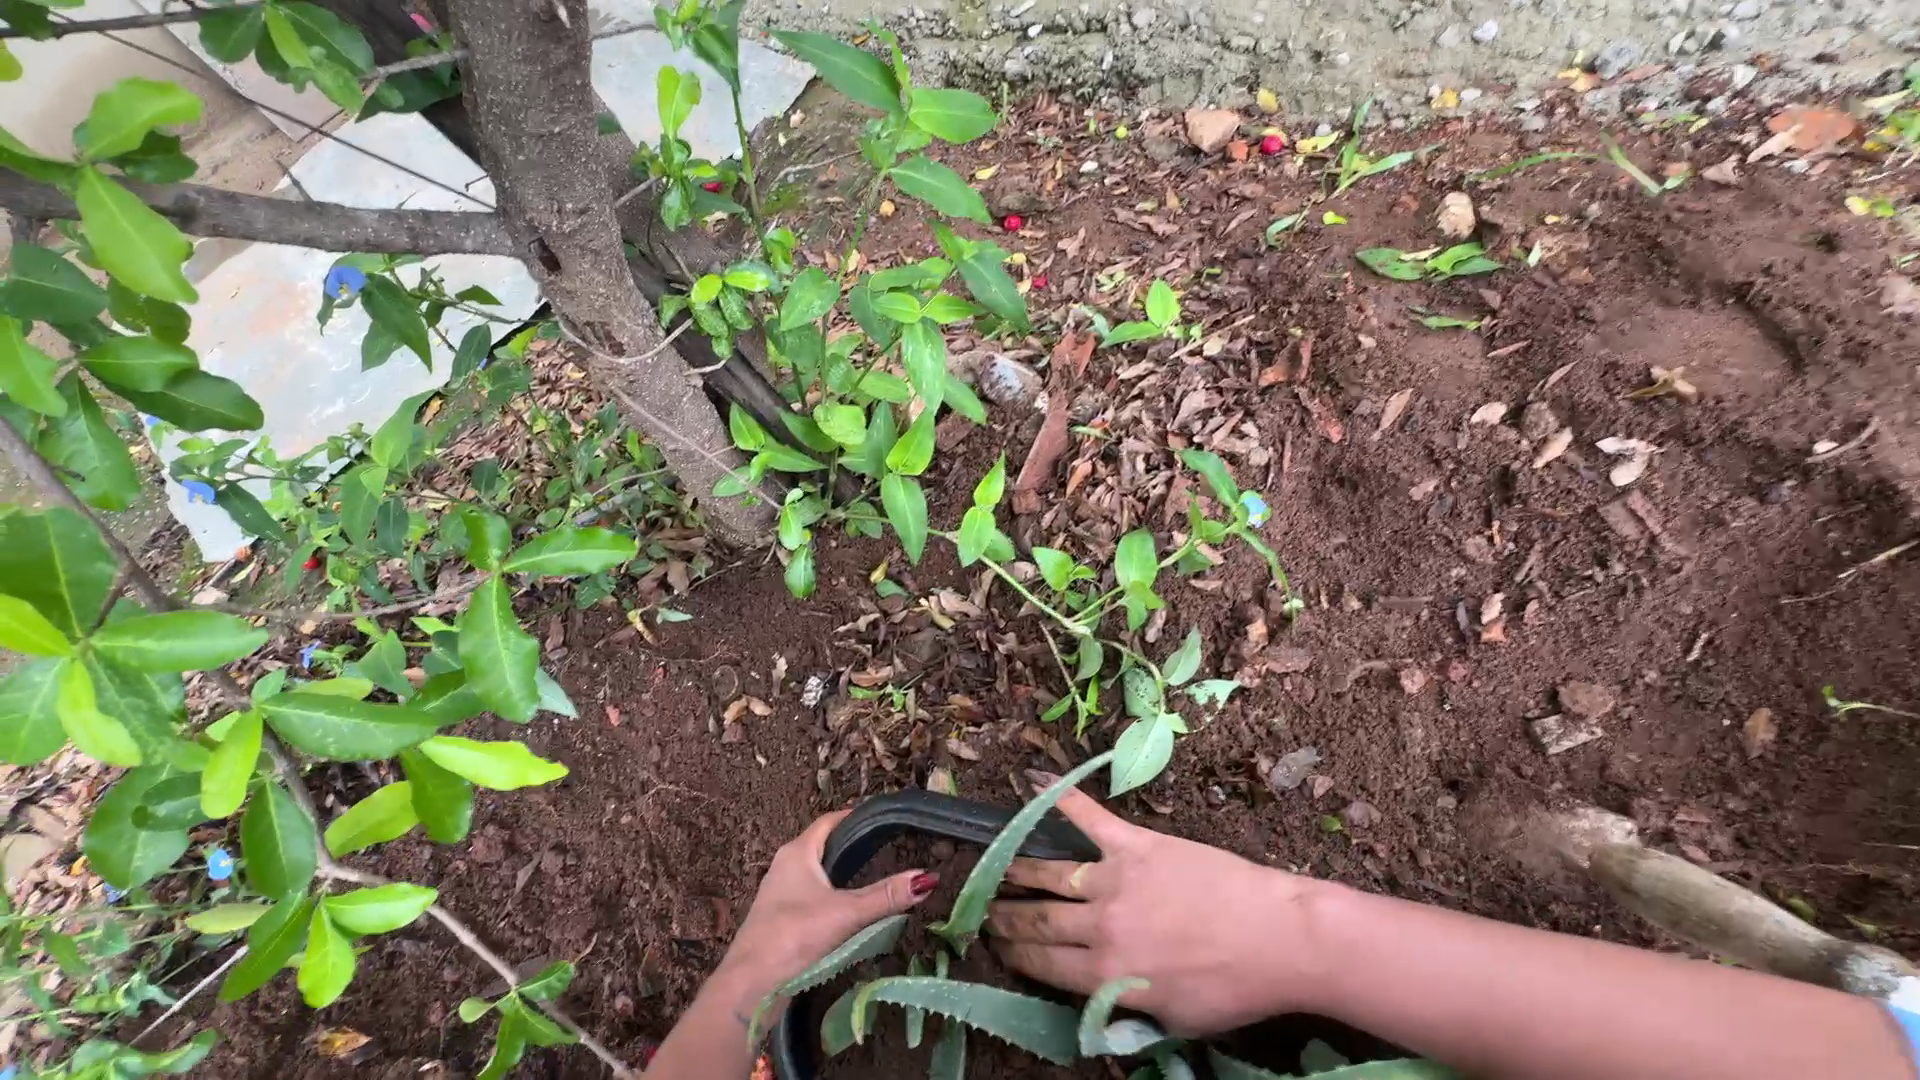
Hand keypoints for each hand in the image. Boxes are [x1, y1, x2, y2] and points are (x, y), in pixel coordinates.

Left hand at [714, 809, 937, 1005]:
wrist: (749, 987)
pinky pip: (809, 896)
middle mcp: (785, 866)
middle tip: (885, 847)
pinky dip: (830, 896)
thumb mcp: (846, 913)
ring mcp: (779, 894)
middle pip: (822, 846)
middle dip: (851, 845)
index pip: (829, 821)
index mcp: (797, 852)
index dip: (854, 817)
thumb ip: (886, 896)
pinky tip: (846, 912)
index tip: (882, 819)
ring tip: (872, 876)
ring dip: (840, 873)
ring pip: (816, 873)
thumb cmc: (794, 936)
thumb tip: (928, 878)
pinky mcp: (778, 919)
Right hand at [986, 773, 1323, 1035]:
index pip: (1044, 963)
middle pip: (1039, 919)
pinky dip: (1064, 800)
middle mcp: (1102, 925)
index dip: (1016, 955)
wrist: (1277, 936)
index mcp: (1108, 974)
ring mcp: (1117, 879)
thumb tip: (1092, 1006)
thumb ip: (1125, 1012)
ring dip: (1019, 871)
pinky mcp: (1137, 844)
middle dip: (1006, 916)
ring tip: (997, 867)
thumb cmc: (1231, 987)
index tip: (996, 947)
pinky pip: (1093, 818)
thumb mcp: (1173, 1022)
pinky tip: (1037, 784)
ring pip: (1052, 873)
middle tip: (984, 911)